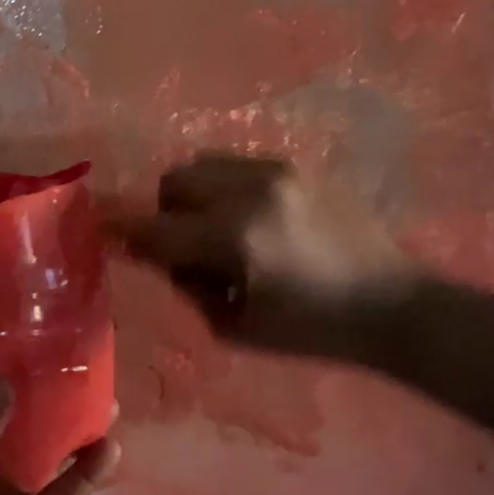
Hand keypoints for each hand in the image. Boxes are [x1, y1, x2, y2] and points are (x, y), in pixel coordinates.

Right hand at [107, 152, 415, 361]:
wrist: (394, 305)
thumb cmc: (311, 330)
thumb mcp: (234, 325)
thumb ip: (187, 284)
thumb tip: (159, 254)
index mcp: (236, 238)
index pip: (157, 227)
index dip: (122, 228)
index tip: (99, 225)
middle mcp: (252, 191)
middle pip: (176, 180)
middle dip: (166, 210)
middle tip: (183, 244)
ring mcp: (279, 172)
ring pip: (205, 164)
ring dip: (196, 194)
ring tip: (220, 228)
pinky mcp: (300, 167)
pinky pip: (239, 165)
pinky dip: (227, 188)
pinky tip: (253, 219)